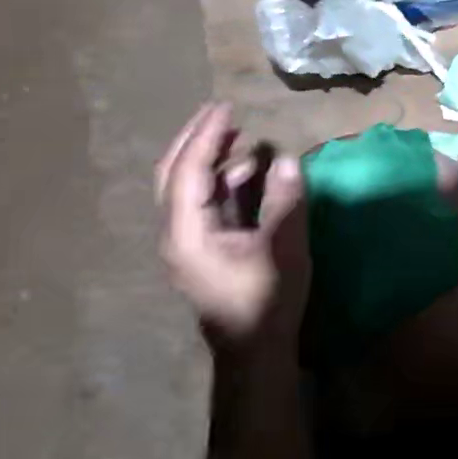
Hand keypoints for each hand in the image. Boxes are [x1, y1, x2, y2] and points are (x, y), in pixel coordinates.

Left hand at [156, 103, 310, 353]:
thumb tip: (284, 160)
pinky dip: (217, 182)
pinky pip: (199, 205)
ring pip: (183, 188)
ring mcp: (184, 244)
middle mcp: (175, 234)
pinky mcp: (198, 251)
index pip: (189, 170)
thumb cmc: (267, 301)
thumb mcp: (284, 248)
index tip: (226, 107)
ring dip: (207, 159)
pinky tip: (245, 173)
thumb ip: (283, 201)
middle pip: (173, 174)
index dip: (206, 135)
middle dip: (196, 139)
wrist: (254, 351)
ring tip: (237, 137)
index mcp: (187, 233)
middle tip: (223, 112)